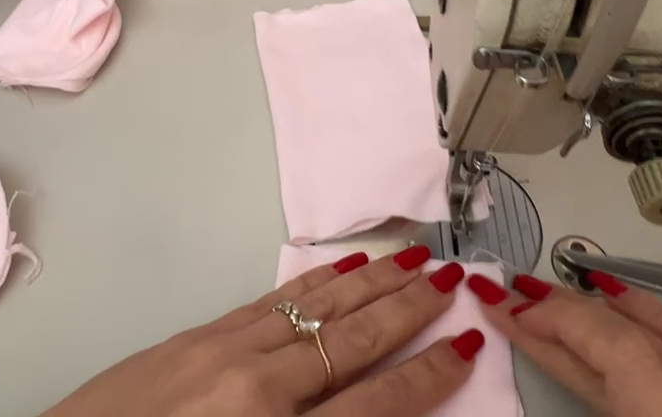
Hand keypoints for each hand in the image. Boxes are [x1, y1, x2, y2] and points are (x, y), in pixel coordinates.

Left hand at [43, 245, 484, 416]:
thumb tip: (368, 411)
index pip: (377, 406)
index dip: (428, 375)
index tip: (464, 344)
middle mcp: (259, 388)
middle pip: (353, 340)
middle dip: (409, 307)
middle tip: (452, 278)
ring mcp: (226, 351)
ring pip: (318, 308)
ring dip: (371, 283)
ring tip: (413, 259)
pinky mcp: (198, 333)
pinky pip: (272, 301)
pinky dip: (315, 284)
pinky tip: (340, 271)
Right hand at [469, 270, 661, 416]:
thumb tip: (545, 391)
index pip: (622, 360)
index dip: (559, 328)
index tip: (507, 314)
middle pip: (637, 344)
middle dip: (564, 317)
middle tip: (508, 297)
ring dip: (602, 312)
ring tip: (549, 290)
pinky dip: (661, 322)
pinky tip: (627, 300)